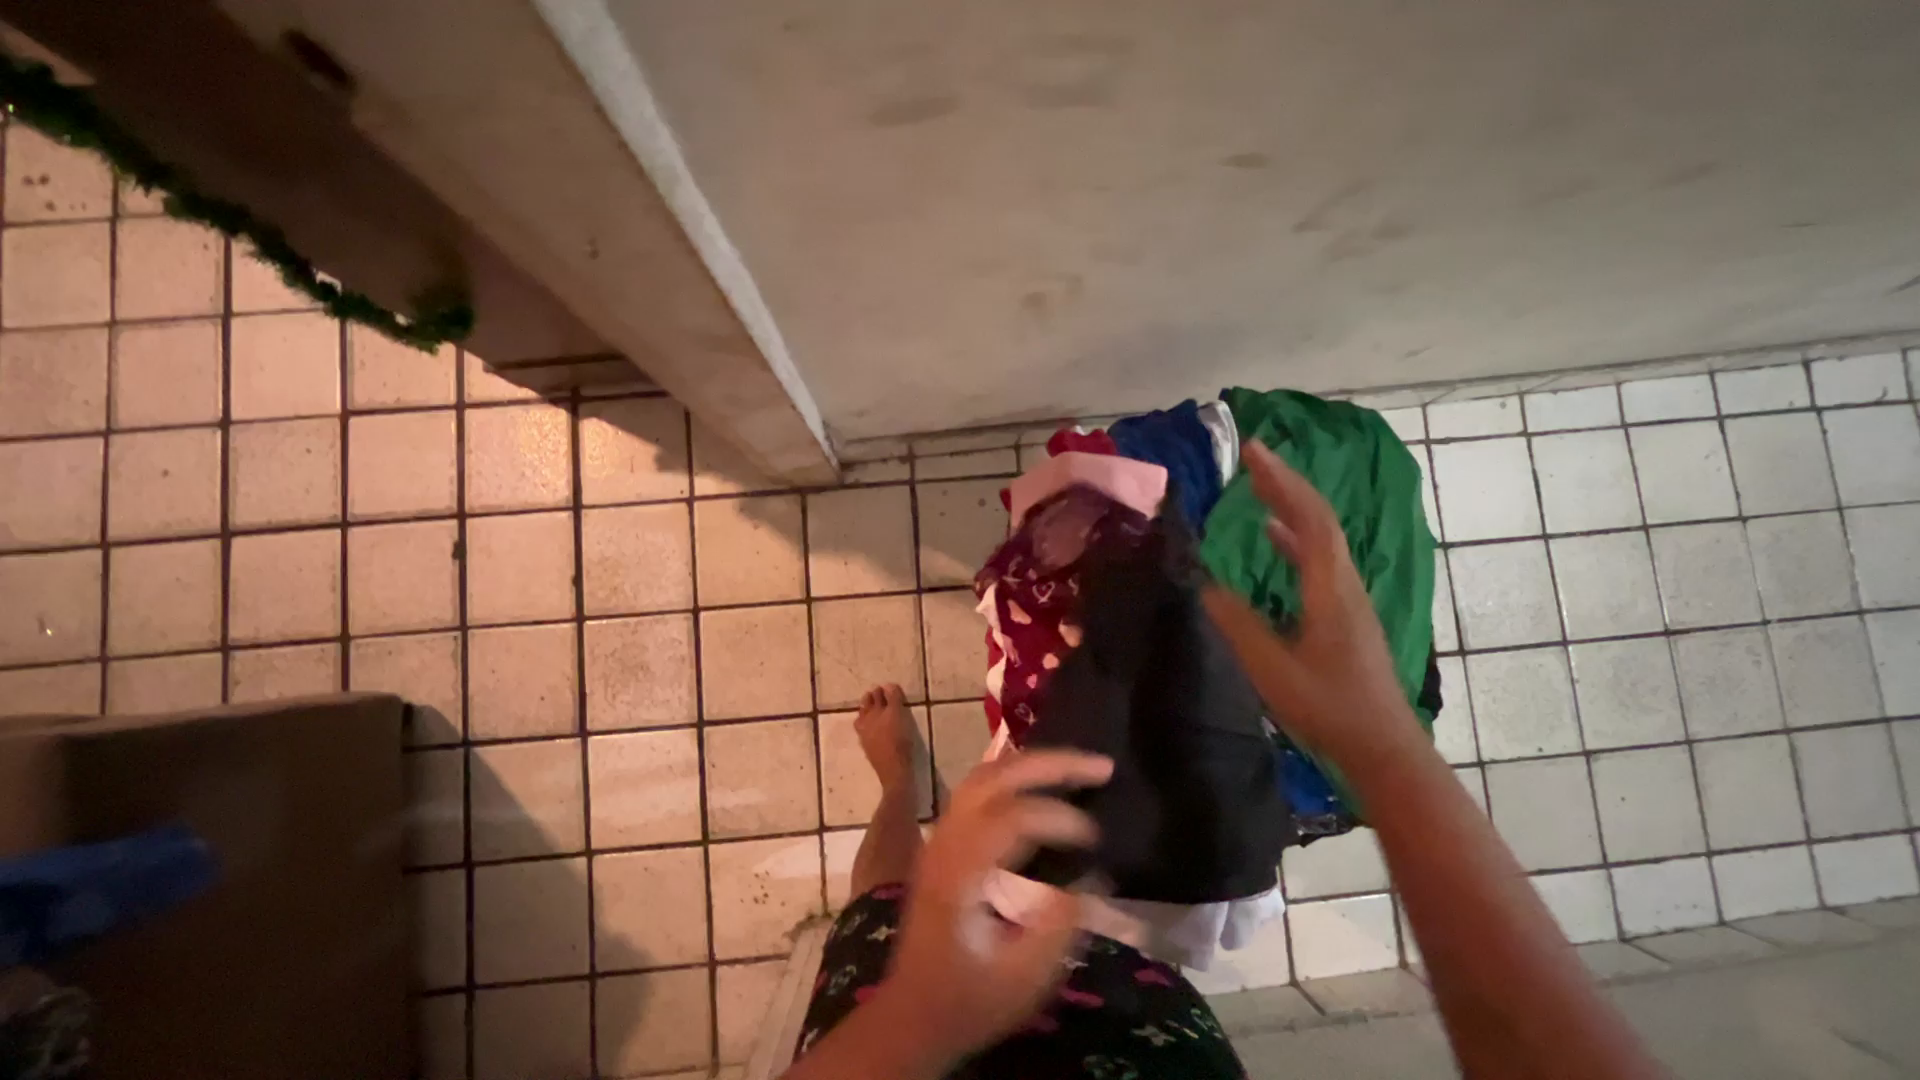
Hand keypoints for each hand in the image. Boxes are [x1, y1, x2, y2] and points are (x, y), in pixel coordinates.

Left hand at [871, 749, 1113, 1065]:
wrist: (912, 1012)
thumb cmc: (969, 998)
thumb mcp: (1022, 979)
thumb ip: (1059, 925)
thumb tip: (1095, 878)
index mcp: (962, 870)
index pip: (1014, 817)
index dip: (1060, 818)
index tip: (1095, 838)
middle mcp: (947, 840)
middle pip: (997, 777)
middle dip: (1052, 764)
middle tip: (1102, 766)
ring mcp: (940, 837)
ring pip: (983, 775)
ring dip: (1031, 764)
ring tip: (1076, 765)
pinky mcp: (943, 843)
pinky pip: (976, 788)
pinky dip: (1011, 774)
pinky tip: (1038, 781)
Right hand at [1202, 440, 1422, 765]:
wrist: (1383, 748)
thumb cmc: (1329, 709)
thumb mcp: (1273, 670)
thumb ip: (1239, 625)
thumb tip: (1207, 585)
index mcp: (1330, 588)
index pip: (1308, 518)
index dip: (1281, 481)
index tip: (1252, 451)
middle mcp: (1344, 583)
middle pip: (1318, 519)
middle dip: (1285, 484)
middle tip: (1252, 457)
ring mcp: (1348, 599)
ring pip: (1320, 537)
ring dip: (1290, 507)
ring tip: (1259, 488)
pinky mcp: (1344, 615)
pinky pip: (1318, 560)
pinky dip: (1294, 538)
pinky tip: (1274, 540)